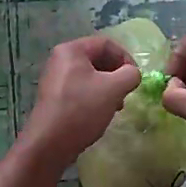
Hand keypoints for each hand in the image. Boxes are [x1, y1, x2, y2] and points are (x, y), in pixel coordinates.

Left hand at [19, 35, 141, 166]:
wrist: (50, 143)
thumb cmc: (82, 109)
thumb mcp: (113, 88)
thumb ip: (130, 75)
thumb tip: (132, 74)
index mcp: (71, 50)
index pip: (106, 44)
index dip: (126, 58)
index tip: (136, 78)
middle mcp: (60, 60)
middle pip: (98, 59)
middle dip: (117, 74)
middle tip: (127, 92)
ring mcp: (56, 79)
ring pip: (90, 76)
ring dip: (108, 88)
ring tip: (117, 105)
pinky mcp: (55, 97)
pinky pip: (81, 90)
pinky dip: (95, 97)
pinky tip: (102, 113)